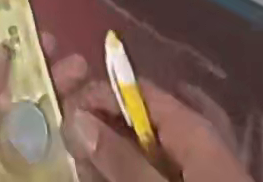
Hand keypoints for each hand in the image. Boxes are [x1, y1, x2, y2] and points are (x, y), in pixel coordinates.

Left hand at [0, 37, 88, 181]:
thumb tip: (3, 49)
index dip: (22, 57)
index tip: (46, 39)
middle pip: (29, 100)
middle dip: (54, 79)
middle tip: (78, 63)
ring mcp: (15, 166)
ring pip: (48, 131)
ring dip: (70, 109)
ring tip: (91, 91)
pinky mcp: (35, 181)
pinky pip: (58, 166)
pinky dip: (77, 152)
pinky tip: (93, 134)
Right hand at [62, 75, 253, 181]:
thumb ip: (122, 162)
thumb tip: (76, 118)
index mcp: (193, 129)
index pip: (135, 90)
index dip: (97, 96)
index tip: (63, 115)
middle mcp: (197, 142)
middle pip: (138, 119)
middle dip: (102, 130)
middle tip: (72, 151)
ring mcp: (199, 171)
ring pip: (145, 151)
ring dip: (114, 160)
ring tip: (86, 170)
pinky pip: (157, 172)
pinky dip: (133, 176)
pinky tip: (107, 180)